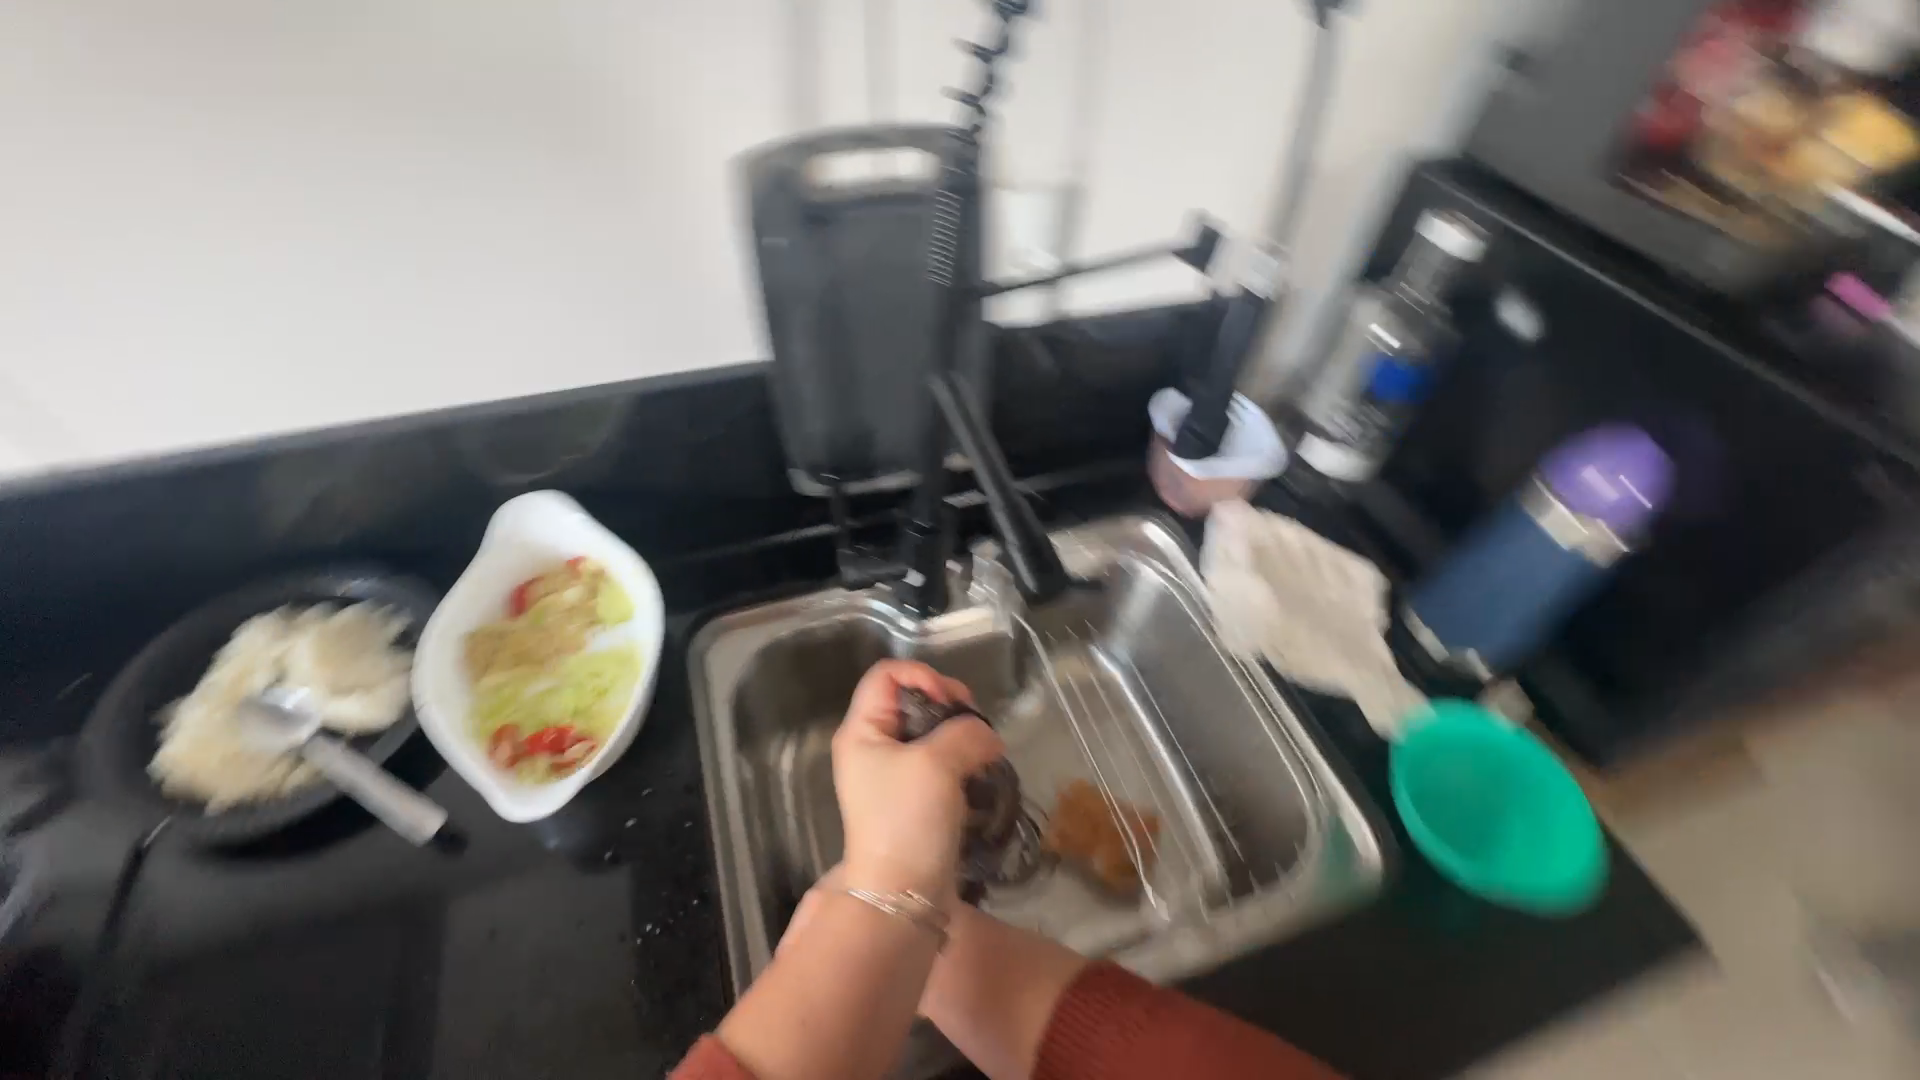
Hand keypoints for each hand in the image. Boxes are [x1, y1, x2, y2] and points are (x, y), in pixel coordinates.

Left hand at [832, 660, 1004, 901]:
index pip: (887, 674)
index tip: (952, 702)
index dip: (922, 676)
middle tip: (975, 726)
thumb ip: (966, 733)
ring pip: (929, 731)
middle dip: (948, 704)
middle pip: (911, 698)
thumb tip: (988, 736)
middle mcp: (872, 746)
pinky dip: (960, 760)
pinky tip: (978, 773)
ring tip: (983, 752)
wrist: (902, 895)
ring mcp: (892, 773)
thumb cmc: (908, 820)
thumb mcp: (937, 763)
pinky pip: (938, 761)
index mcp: (862, 730)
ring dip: (960, 735)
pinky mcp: (913, 797)